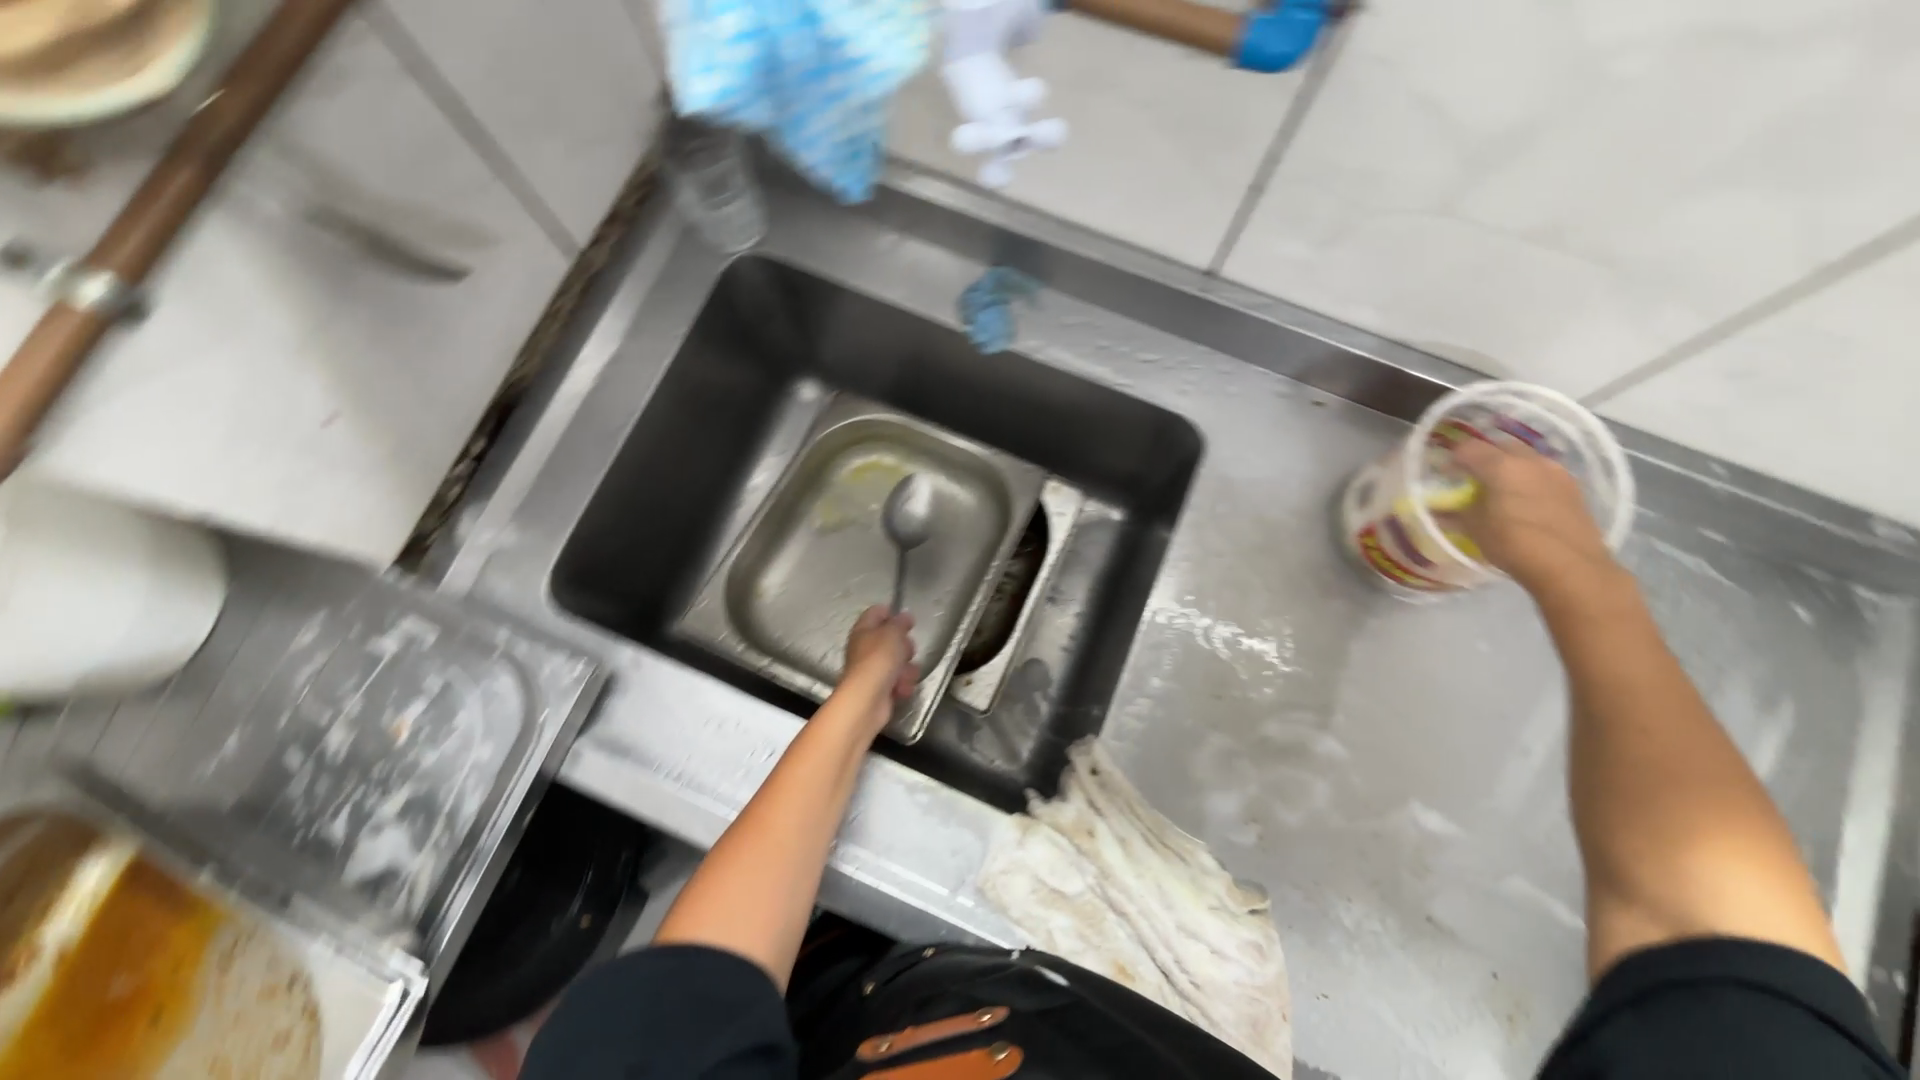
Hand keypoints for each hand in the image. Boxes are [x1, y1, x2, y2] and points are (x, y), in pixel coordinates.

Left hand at [837, 606, 918, 732]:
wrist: (867, 699)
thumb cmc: (878, 660)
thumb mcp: (892, 633)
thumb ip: (900, 623)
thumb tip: (904, 616)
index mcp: (864, 630)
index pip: (876, 613)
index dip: (891, 613)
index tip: (908, 620)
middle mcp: (866, 648)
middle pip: (891, 640)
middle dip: (905, 646)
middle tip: (908, 651)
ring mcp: (872, 670)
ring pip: (898, 663)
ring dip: (906, 669)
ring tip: (904, 676)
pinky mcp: (880, 689)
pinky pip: (898, 681)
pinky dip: (902, 685)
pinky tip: (901, 689)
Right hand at [1449, 438, 1627, 600]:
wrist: (1570, 566)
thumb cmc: (1513, 544)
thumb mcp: (1474, 529)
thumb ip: (1455, 512)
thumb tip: (1440, 508)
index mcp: (1501, 466)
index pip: (1469, 448)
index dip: (1453, 459)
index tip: (1446, 475)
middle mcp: (1531, 460)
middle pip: (1501, 446)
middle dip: (1484, 457)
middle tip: (1473, 478)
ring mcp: (1556, 472)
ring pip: (1527, 458)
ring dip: (1510, 466)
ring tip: (1502, 490)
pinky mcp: (1573, 487)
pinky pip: (1544, 473)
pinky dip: (1530, 479)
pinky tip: (1526, 501)